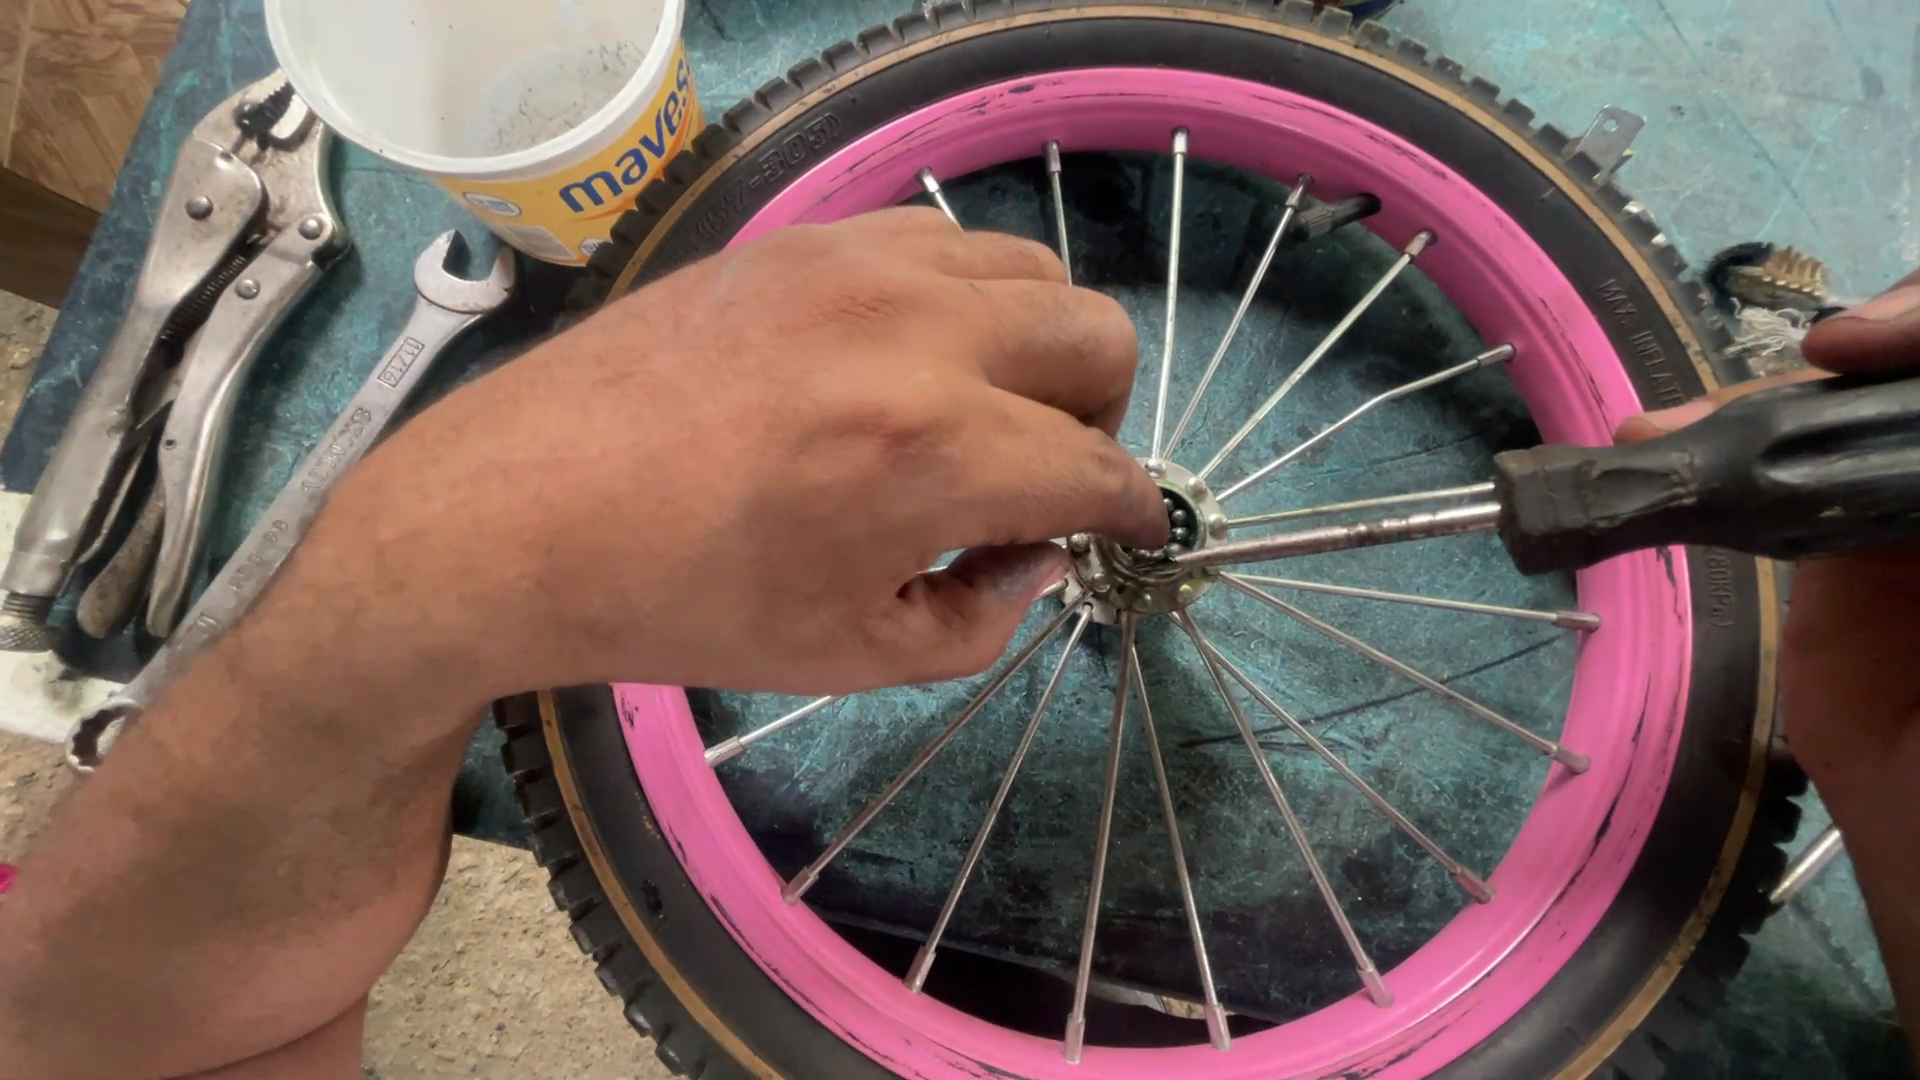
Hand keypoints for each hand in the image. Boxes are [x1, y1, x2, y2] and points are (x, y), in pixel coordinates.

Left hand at [301, 206, 1165, 705]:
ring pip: (1033, 269)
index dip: (1131, 508)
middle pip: (1098, 336)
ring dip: (1040, 347)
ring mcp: (860, 265)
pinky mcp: (805, 236)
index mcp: (938, 453)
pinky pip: (944, 241)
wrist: (520, 514)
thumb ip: (983, 617)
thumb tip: (1034, 556)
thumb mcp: (858, 654)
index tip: (1129, 527)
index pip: (1096, 470)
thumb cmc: (690, 605)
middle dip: (1102, 414)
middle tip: (1051, 467)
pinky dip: (968, 300)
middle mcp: (922, 333)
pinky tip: (916, 352)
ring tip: (987, 403)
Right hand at [1619, 272, 1919, 1055]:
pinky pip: (1774, 481)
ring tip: (1660, 428)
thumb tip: (1861, 377)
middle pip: (1898, 379)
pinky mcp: (1832, 554)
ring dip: (1755, 408)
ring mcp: (1902, 514)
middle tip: (1793, 364)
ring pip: (1832, 419)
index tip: (1859, 347)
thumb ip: (1905, 497)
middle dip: (1859, 354)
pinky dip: (1714, 463)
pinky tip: (1652, 455)